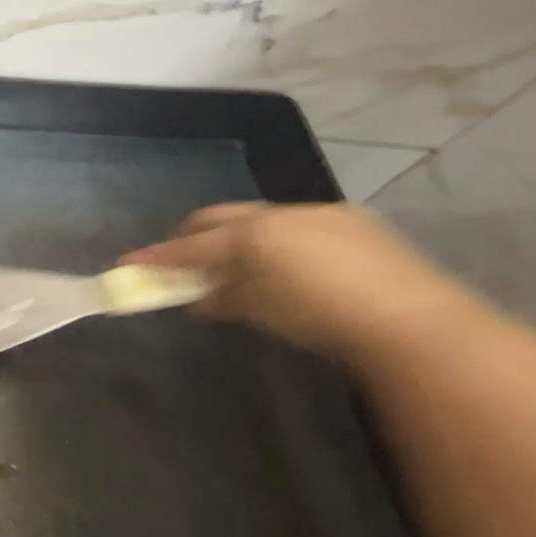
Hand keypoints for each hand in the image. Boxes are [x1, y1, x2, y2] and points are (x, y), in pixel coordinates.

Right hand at [119, 202, 481, 360]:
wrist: (412, 322)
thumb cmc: (317, 317)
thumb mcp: (257, 310)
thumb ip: (221, 297)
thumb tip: (200, 297)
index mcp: (252, 233)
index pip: (188, 245)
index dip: (154, 256)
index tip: (124, 264)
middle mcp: (281, 214)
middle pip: (219, 218)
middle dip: (192, 237)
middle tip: (178, 262)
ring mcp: (321, 216)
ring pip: (259, 219)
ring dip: (236, 239)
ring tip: (232, 268)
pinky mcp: (355, 224)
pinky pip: (295, 226)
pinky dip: (274, 242)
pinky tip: (282, 267)